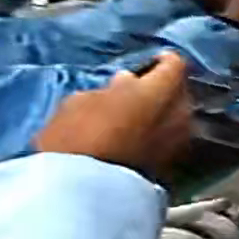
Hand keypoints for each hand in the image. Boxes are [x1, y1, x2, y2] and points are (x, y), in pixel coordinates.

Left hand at [34, 52, 192, 174]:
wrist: (79, 176)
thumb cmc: (141, 156)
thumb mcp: (179, 137)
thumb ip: (180, 113)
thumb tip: (178, 98)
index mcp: (154, 88)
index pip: (172, 63)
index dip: (176, 67)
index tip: (178, 79)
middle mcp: (119, 83)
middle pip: (135, 79)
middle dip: (141, 90)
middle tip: (148, 112)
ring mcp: (85, 95)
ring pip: (107, 93)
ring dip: (114, 104)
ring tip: (118, 128)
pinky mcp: (58, 111)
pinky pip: (83, 108)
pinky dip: (92, 117)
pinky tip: (94, 137)